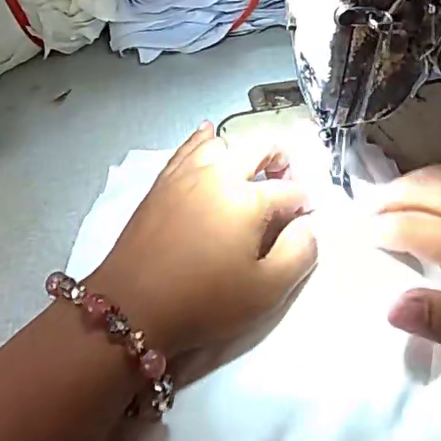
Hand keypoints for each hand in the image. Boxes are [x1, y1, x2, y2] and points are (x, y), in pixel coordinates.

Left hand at [87, 123, 318, 357]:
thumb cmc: (204, 302)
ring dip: (243, 152)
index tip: (304, 220)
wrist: (133, 305)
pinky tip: (208, 135)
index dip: (304, 204)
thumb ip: (299, 253)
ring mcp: (186, 174)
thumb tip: (307, 225)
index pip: (290, 190)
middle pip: (259, 150)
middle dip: (280, 163)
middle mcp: (218, 175)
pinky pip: (188, 148)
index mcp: (248, 199)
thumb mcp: (266, 291)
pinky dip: (204, 139)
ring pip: (222, 144)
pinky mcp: (162, 181)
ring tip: (249, 171)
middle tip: (285, 185)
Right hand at [365, 165, 440, 384]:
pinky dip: (434, 185)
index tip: (358, 239)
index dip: (381, 230)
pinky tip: (428, 203)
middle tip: (360, 217)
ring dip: (407, 186)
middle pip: (425, 188)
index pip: (416, 226)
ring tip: (383, 205)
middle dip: (386, 198)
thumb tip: (391, 305)